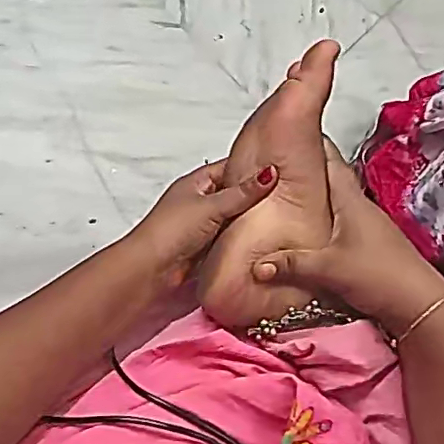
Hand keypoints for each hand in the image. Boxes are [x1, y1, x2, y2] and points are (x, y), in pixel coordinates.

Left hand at [126, 160, 277, 288]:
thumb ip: (242, 192)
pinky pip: (237, 247)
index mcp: (197, 185)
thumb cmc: (169, 234)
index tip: (281, 166)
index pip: (230, 168)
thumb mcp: (210, 206)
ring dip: (255, 226)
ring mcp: (208, 232)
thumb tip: (269, 172)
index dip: (253, 166)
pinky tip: (269, 245)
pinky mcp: (212, 256)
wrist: (151, 277)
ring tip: (288, 220)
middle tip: (291, 195)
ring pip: (239, 224)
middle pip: (237, 198)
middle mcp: (202, 206)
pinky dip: (249, 246)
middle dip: (259, 199)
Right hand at [251, 140, 443, 332]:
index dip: (310, 143)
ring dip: (312, 194)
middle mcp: (359, 207)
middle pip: (329, 178)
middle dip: (305, 168)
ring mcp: (366, 224)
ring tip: (285, 192)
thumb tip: (255, 265)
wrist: (419, 305)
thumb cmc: (379, 276)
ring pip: (332, 200)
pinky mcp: (367, 242)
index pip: (328, 161)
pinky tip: (306, 227)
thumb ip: (290, 264)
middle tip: (278, 162)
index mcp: (350, 201)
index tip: (289, 130)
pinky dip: (319, 216)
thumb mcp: (328, 269)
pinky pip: (336, 219)